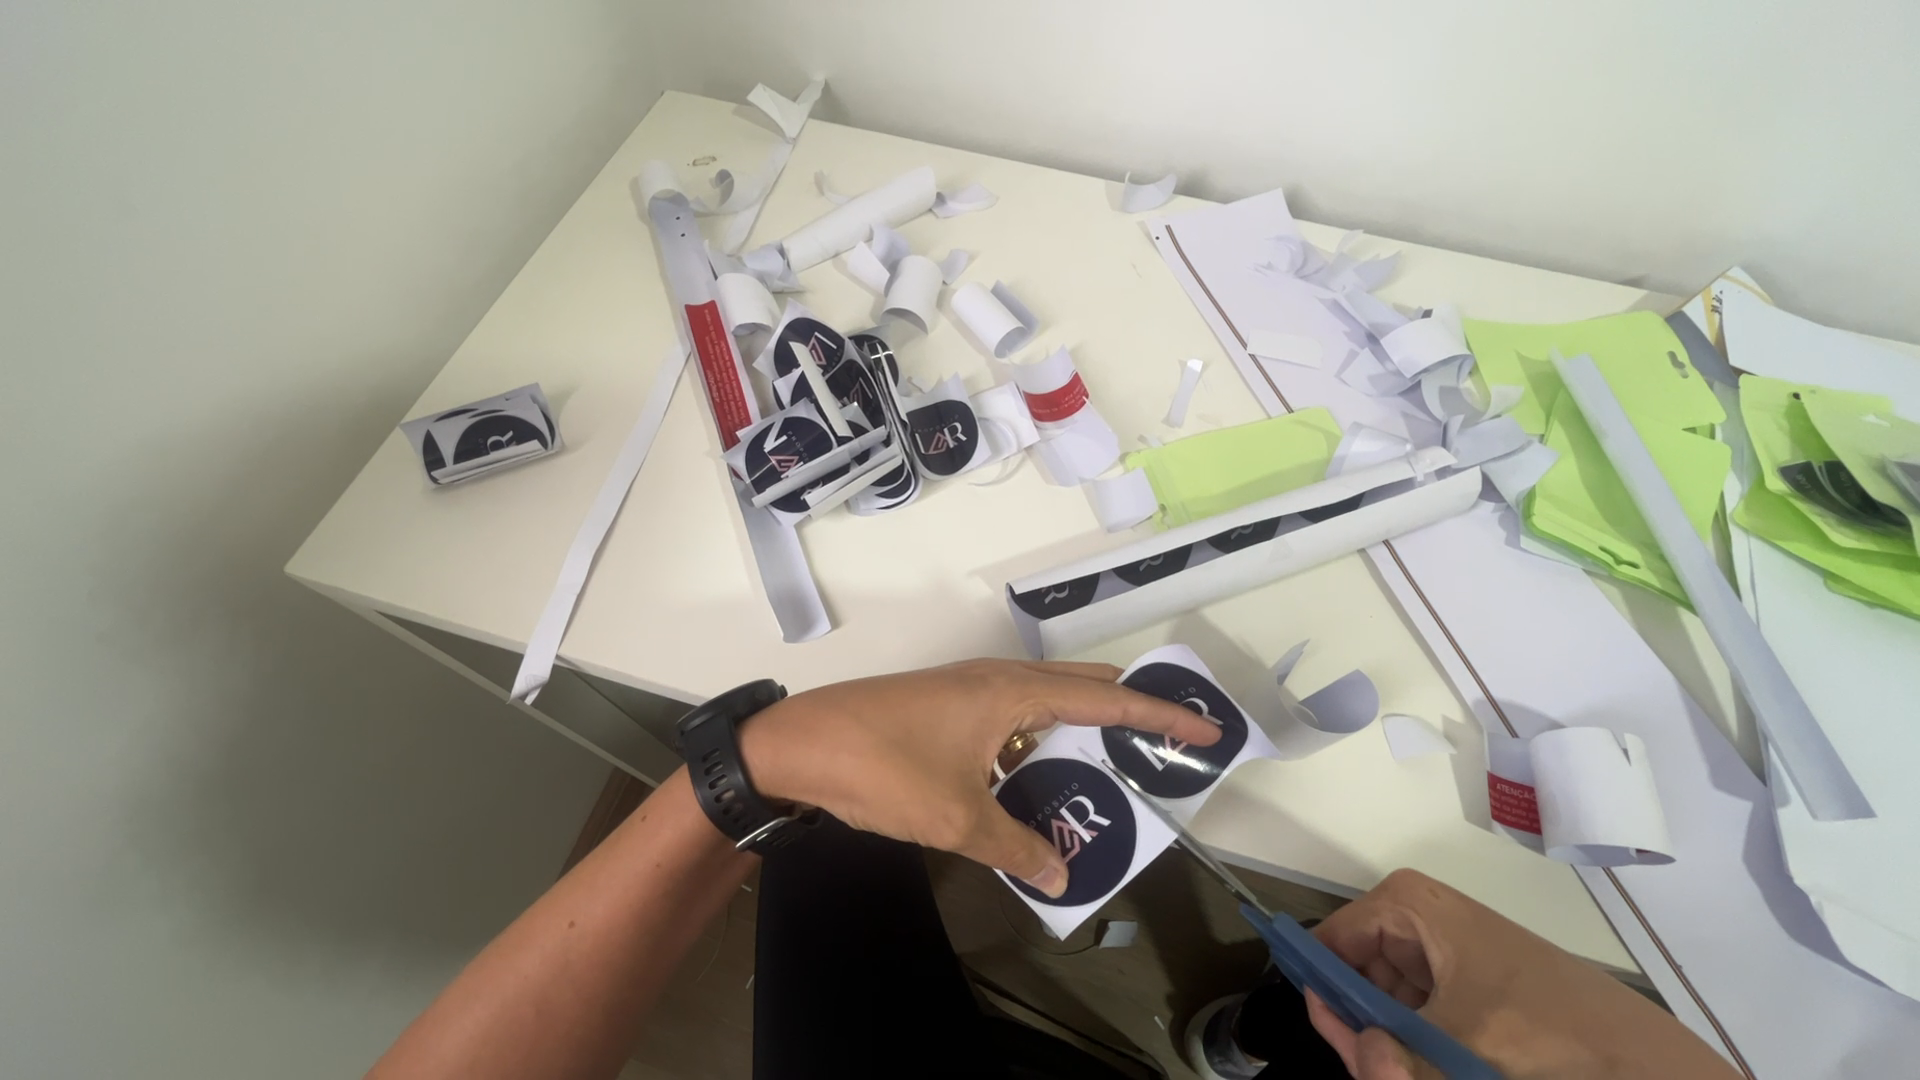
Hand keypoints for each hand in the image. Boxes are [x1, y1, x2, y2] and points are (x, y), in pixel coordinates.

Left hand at [737, 659, 1218, 897]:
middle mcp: (998, 679)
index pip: (1107, 700)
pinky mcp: (947, 705)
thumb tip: (1060, 873)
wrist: (801, 743)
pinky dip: (1038, 741)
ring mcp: (969, 688)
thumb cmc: (885, 768)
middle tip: (1165, 742)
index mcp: (1013, 691)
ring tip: (1109, 766)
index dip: (1159, 715)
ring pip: (1044, 701)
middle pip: (1081, 687)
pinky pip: (1012, 716)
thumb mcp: (958, 817)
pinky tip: (1036, 777)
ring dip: (1079, 729)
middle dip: (1127, 712)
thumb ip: (1016, 845)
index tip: (1204, 727)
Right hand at [1303, 869, 1739, 1078]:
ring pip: (1384, 992)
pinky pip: (1416, 1005)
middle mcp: (1416, 911)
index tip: (1338, 1038)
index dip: (1324, 989)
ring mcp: (1443, 942)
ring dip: (1391, 1038)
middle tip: (1382, 1068)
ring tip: (1418, 1066)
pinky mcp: (1467, 974)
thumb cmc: (1547, 1033)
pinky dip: (1417, 1040)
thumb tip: (1359, 1056)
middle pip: (1356, 968)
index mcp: (1407, 902)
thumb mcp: (1462, 1048)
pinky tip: (1439, 1064)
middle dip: (1362, 1023)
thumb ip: (1396, 1060)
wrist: (1652, 1063)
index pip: (1332, 940)